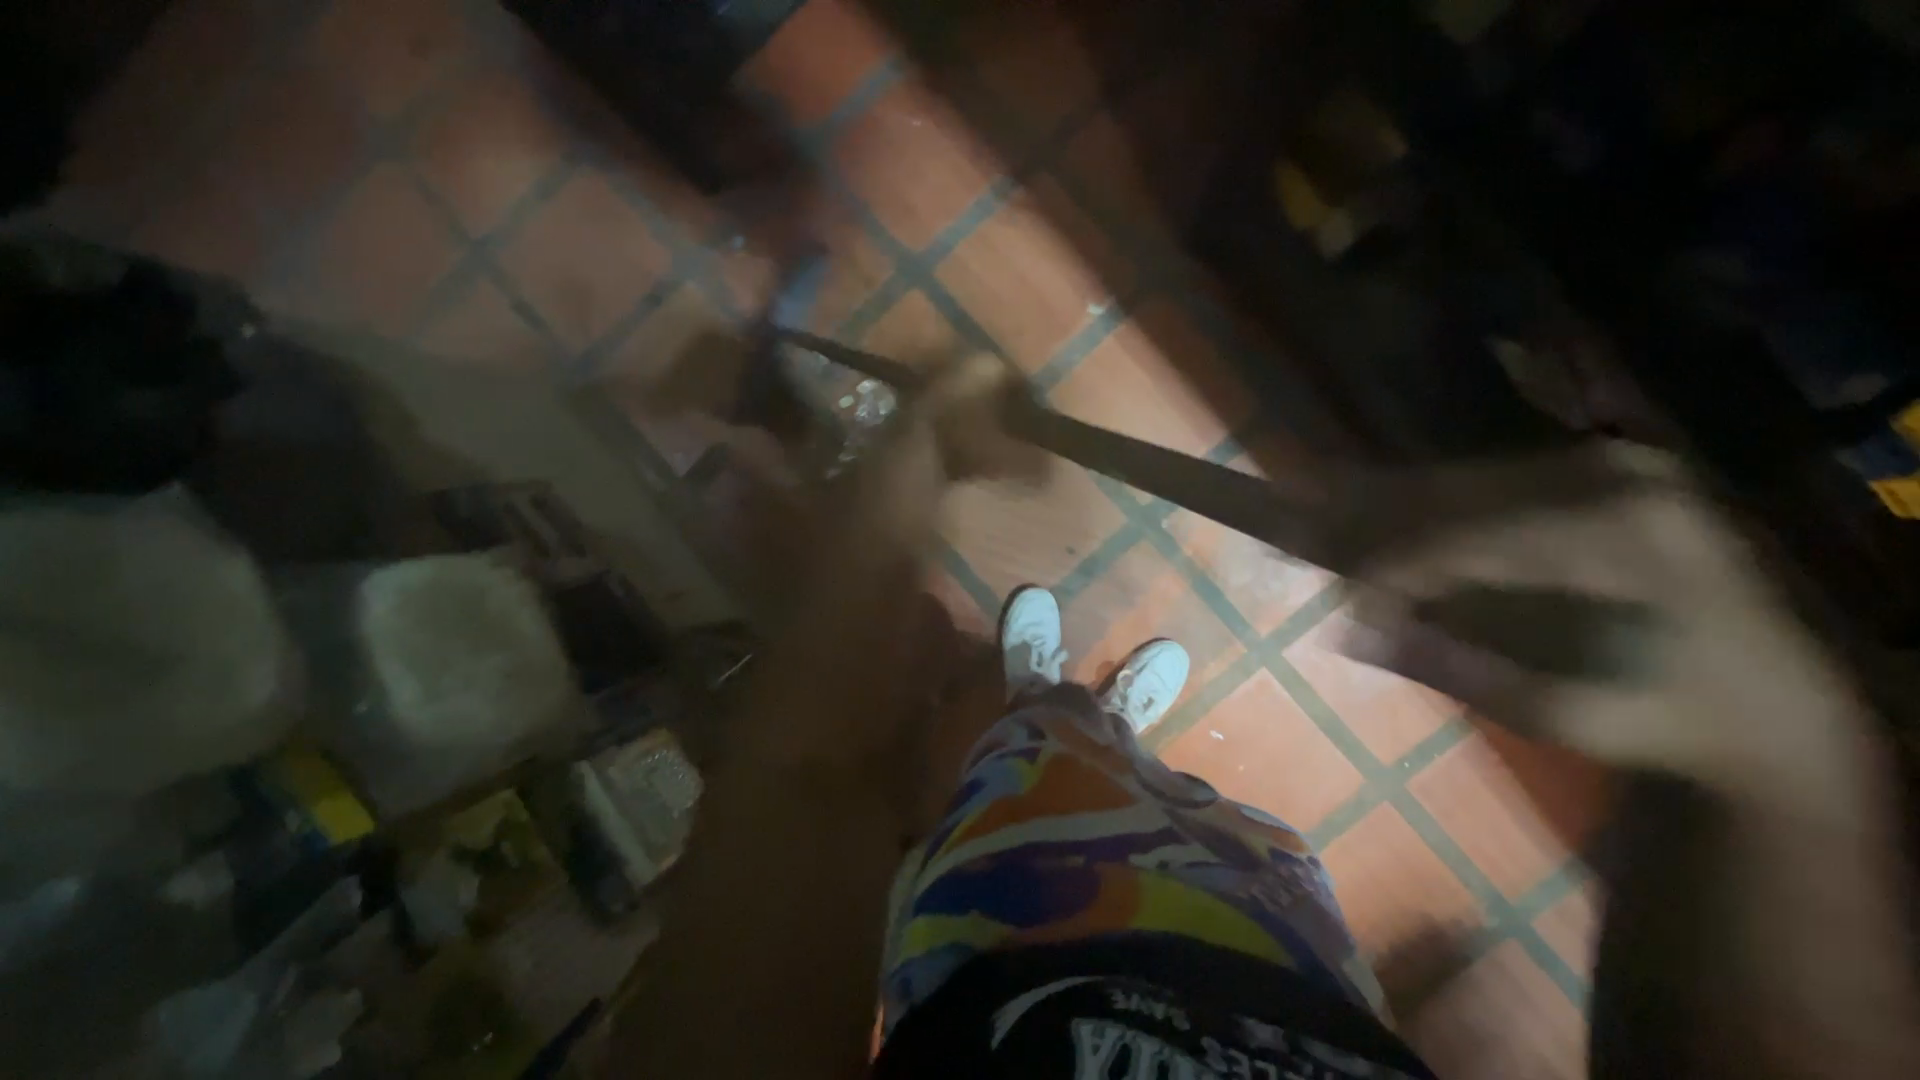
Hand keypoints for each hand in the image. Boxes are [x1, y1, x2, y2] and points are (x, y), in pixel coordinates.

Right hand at [1341, 443, 1864, 792]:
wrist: (1782, 708)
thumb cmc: (1669, 723)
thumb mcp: (1557, 712)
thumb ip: (1450, 666)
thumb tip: (1345, 634)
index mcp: (1620, 536)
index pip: (1463, 542)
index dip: (1390, 576)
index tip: (1348, 612)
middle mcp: (1618, 477)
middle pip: (1460, 498)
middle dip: (1388, 543)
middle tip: (1346, 588)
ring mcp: (1618, 463)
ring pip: (1469, 484)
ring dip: (1408, 524)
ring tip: (1367, 569)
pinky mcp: (1609, 466)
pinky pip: (1497, 484)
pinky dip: (1445, 516)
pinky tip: (1416, 547)